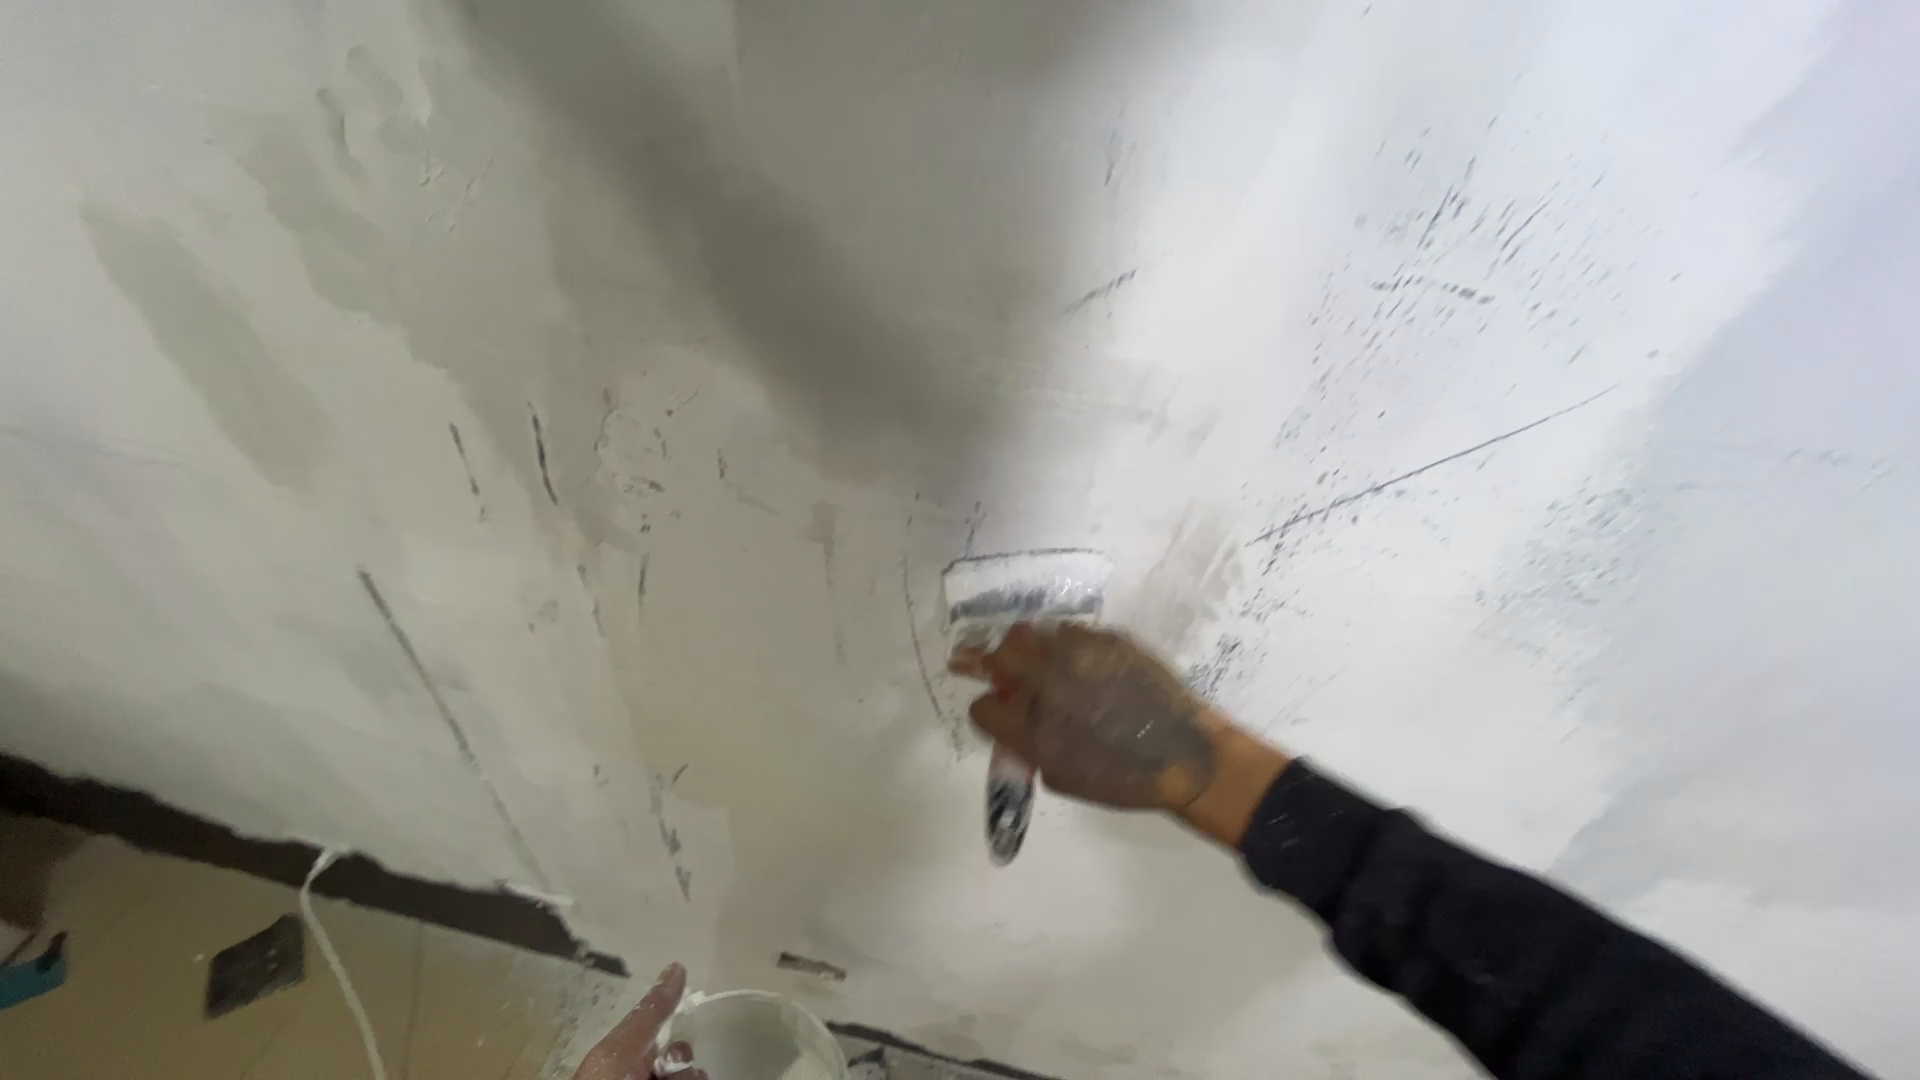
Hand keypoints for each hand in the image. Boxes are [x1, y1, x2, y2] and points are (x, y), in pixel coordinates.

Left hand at [571, 963, 708, 1079]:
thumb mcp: (617, 1053)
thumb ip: (649, 1013)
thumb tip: (678, 966)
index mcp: (628, 1065)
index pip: (669, 1044)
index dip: (677, 1049)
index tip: (669, 1059)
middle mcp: (646, 1079)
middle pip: (686, 1066)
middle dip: (684, 1071)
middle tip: (665, 1079)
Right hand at [949, 623, 1221, 810]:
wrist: (1185, 756)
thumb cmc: (1123, 779)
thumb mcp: (1062, 776)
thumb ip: (1028, 745)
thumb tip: (1011, 718)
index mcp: (1033, 728)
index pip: (982, 707)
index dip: (989, 712)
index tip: (1001, 711)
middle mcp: (1048, 684)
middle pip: (996, 655)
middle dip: (992, 664)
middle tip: (1001, 670)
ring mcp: (1076, 654)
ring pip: (1027, 632)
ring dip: (1026, 647)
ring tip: (1040, 660)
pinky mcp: (1105, 638)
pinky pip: (1068, 629)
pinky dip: (1065, 643)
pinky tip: (1079, 660)